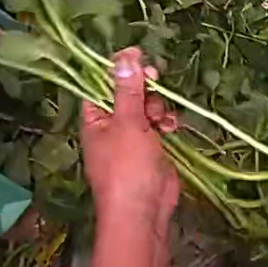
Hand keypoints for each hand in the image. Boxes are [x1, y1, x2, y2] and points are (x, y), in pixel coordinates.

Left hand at [80, 48, 178, 225]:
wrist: (143, 211)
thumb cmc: (127, 167)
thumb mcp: (127, 122)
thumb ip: (128, 89)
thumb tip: (125, 56)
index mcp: (95, 118)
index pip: (103, 84)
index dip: (119, 69)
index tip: (138, 55)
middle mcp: (111, 126)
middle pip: (129, 94)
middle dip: (144, 88)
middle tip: (155, 79)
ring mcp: (133, 138)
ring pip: (148, 108)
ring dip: (158, 107)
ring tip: (162, 118)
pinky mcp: (152, 149)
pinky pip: (160, 126)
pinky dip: (167, 123)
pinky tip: (172, 128)